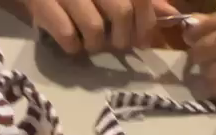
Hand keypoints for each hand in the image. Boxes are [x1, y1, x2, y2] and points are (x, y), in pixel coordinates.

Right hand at [26, 0, 174, 53]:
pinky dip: (73, 48)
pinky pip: (68, 38)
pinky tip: (73, 44)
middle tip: (116, 44)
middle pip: (121, 13)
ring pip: (95, 29)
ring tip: (91, 43)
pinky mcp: (45, 6)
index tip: (141, 39)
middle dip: (122, 38)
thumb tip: (171, 16)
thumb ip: (144, 1)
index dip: (145, 22)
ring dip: (96, 45)